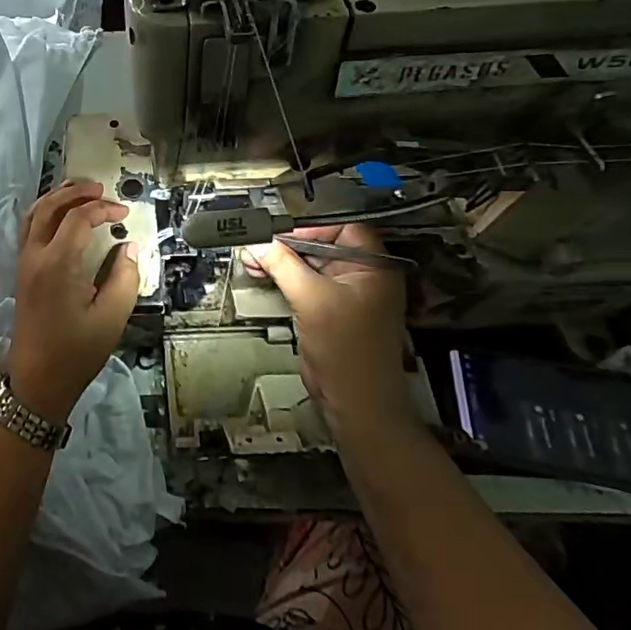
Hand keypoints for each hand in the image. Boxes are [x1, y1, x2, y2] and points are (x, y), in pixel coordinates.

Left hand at [10, 182, 140, 420]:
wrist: (37, 382)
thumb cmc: (76, 352)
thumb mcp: (111, 317)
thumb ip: (124, 277)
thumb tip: (128, 248)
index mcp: (56, 265)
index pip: (77, 218)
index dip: (103, 208)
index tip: (124, 214)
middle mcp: (34, 257)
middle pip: (49, 207)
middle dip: (76, 192)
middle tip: (102, 189)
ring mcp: (23, 264)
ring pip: (34, 214)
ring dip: (57, 198)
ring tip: (82, 193)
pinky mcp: (22, 273)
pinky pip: (29, 228)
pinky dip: (46, 212)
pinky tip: (63, 217)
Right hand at [241, 224, 412, 431]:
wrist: (355, 402)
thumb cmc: (350, 354)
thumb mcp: (312, 299)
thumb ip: (283, 265)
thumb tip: (260, 242)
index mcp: (374, 264)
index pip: (341, 226)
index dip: (309, 227)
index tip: (279, 233)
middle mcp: (365, 274)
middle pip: (323, 243)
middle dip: (288, 244)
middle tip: (260, 245)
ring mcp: (348, 292)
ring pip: (311, 264)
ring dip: (283, 261)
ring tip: (255, 260)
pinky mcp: (331, 309)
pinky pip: (307, 284)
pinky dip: (286, 278)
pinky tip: (264, 274)